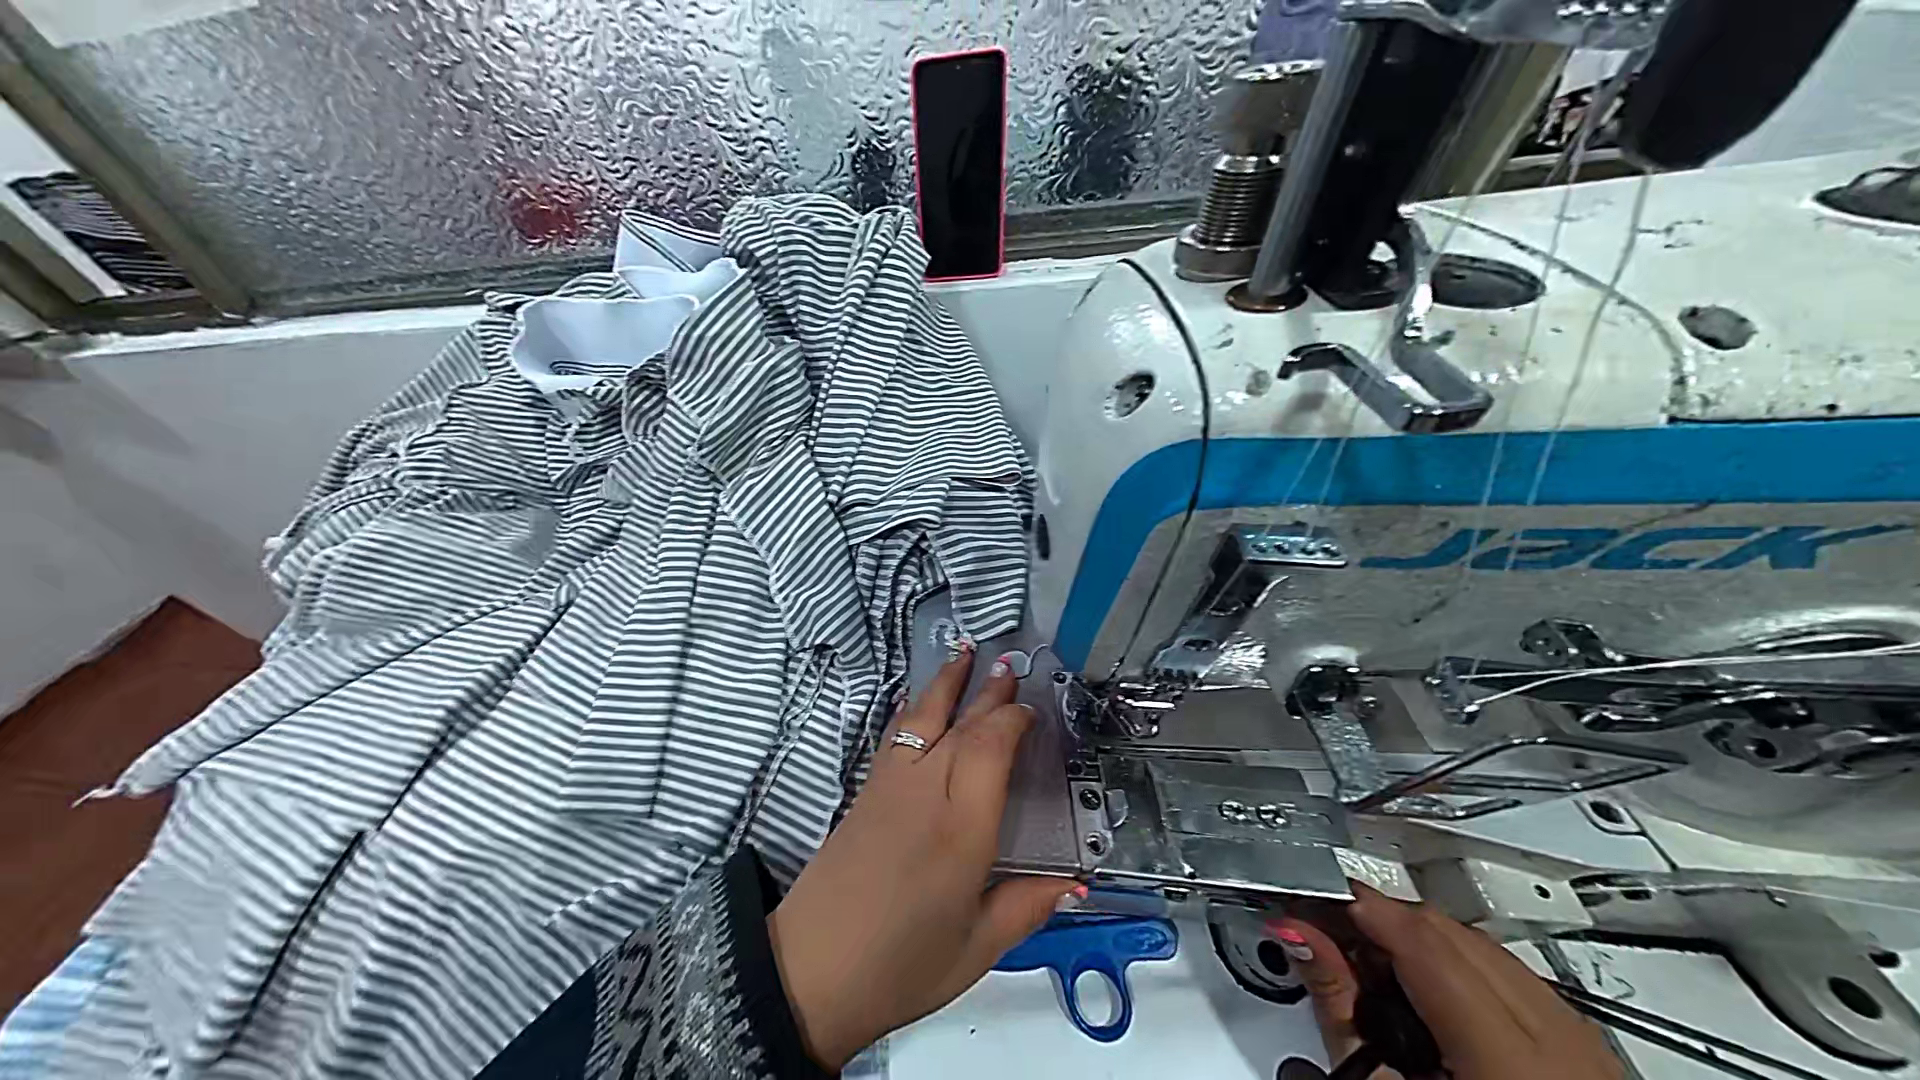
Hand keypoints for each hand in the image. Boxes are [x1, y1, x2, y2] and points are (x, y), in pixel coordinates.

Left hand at [767, 647, 1081, 1069]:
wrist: (809, 972)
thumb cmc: (902, 966)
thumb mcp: (977, 950)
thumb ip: (1028, 907)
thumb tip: (1076, 883)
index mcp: (961, 829)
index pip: (990, 749)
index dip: (1012, 720)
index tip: (1031, 712)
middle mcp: (925, 793)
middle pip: (960, 726)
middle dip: (988, 693)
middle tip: (1009, 665)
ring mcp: (889, 787)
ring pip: (922, 718)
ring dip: (947, 684)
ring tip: (966, 653)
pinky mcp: (865, 792)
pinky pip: (895, 736)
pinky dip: (913, 710)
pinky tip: (918, 700)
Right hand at [1276, 885, 1623, 1079]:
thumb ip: (1338, 1004)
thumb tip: (1298, 932)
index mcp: (1513, 1064)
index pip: (1424, 943)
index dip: (1361, 908)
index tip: (1315, 899)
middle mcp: (1566, 1046)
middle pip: (1448, 933)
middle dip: (1382, 924)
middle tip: (1331, 938)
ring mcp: (1584, 1042)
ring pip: (1476, 944)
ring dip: (1416, 943)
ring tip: (1378, 975)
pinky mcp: (1585, 1042)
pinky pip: (1508, 970)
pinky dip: (1457, 965)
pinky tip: (1426, 993)